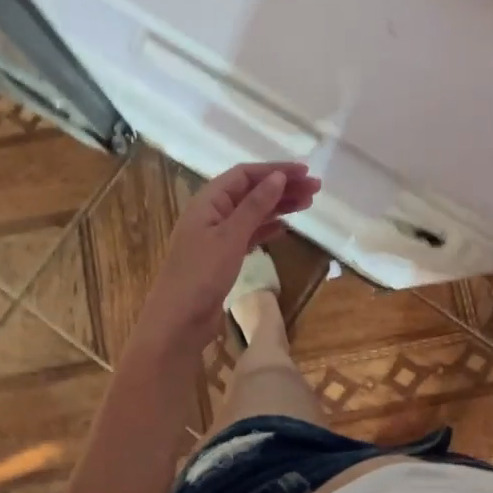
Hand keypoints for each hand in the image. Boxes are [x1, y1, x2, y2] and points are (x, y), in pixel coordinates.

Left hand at [134, 162, 321, 353]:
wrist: (178, 322)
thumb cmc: (201, 274)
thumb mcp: (230, 237)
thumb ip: (255, 206)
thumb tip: (278, 177)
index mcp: (207, 201)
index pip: (244, 175)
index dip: (274, 170)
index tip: (304, 171)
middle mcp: (210, 214)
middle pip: (249, 192)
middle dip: (281, 187)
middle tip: (315, 189)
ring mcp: (215, 237)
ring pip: (251, 213)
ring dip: (278, 207)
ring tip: (307, 204)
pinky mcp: (221, 258)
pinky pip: (247, 234)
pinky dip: (266, 229)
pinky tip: (284, 228)